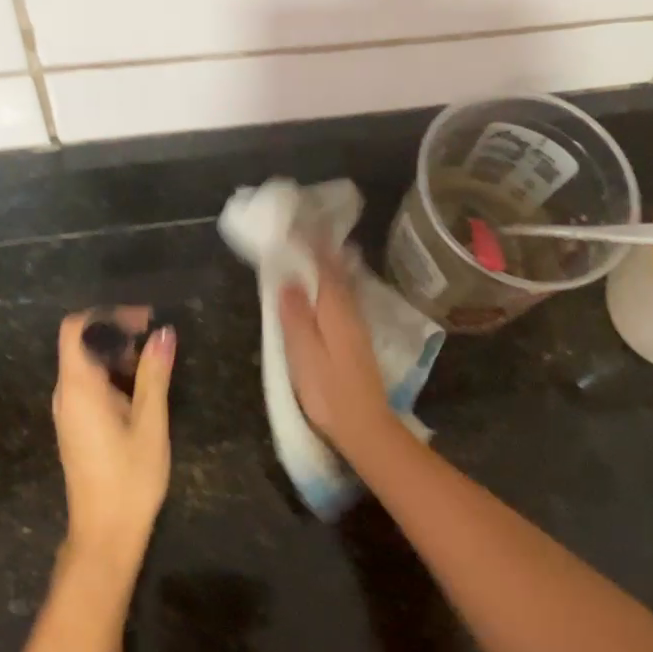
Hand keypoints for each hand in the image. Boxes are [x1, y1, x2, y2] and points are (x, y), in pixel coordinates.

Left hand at [52, 309, 175, 569]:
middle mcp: (65, 394)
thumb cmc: (130, 478)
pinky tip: (143, 394)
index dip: (107, 315)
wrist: (105, 532)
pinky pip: (89, 388)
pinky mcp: (76, 427)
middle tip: (157, 343)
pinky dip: (114, 379)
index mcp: (78, 387)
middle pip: (82, 345)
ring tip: (156, 367)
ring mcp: (68, 412)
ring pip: (87, 367)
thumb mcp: (150, 423)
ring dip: (118, 358)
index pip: (77, 329)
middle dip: (118, 335)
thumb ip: (155, 375)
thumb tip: (164, 333)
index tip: (143, 320)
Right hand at [278, 251, 397, 447]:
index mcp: (336, 311)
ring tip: (321, 251)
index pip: (326, 268)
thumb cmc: (328, 391)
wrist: (364, 425)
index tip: (302, 226)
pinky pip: (345, 302)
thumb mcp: (304, 353)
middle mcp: (351, 313)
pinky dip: (336, 287)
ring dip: (333, 268)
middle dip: (326, 253)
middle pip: (339, 274)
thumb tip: (288, 280)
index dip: (314, 247)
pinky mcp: (358, 343)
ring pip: (344, 288)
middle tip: (310, 232)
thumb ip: (296, 315)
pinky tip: (331, 291)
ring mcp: (358, 328)